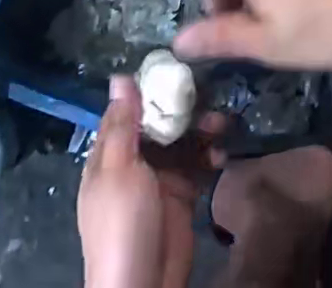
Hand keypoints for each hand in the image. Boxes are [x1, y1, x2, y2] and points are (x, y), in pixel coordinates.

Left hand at [79, 76, 220, 287]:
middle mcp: (133, 161)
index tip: (174, 65)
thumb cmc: (122, 223)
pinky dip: (210, 158)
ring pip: (181, 143)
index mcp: (109, 154)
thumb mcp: (119, 169)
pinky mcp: (181, 195)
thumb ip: (124, 124)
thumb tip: (119, 77)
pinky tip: (222, 154)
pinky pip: (196, 167)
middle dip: (182, 109)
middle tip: (208, 95)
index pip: (127, 110)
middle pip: (159, 124)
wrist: (143, 286)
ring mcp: (158, 179)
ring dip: (201, 131)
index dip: (148, 89)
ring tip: (222, 124)